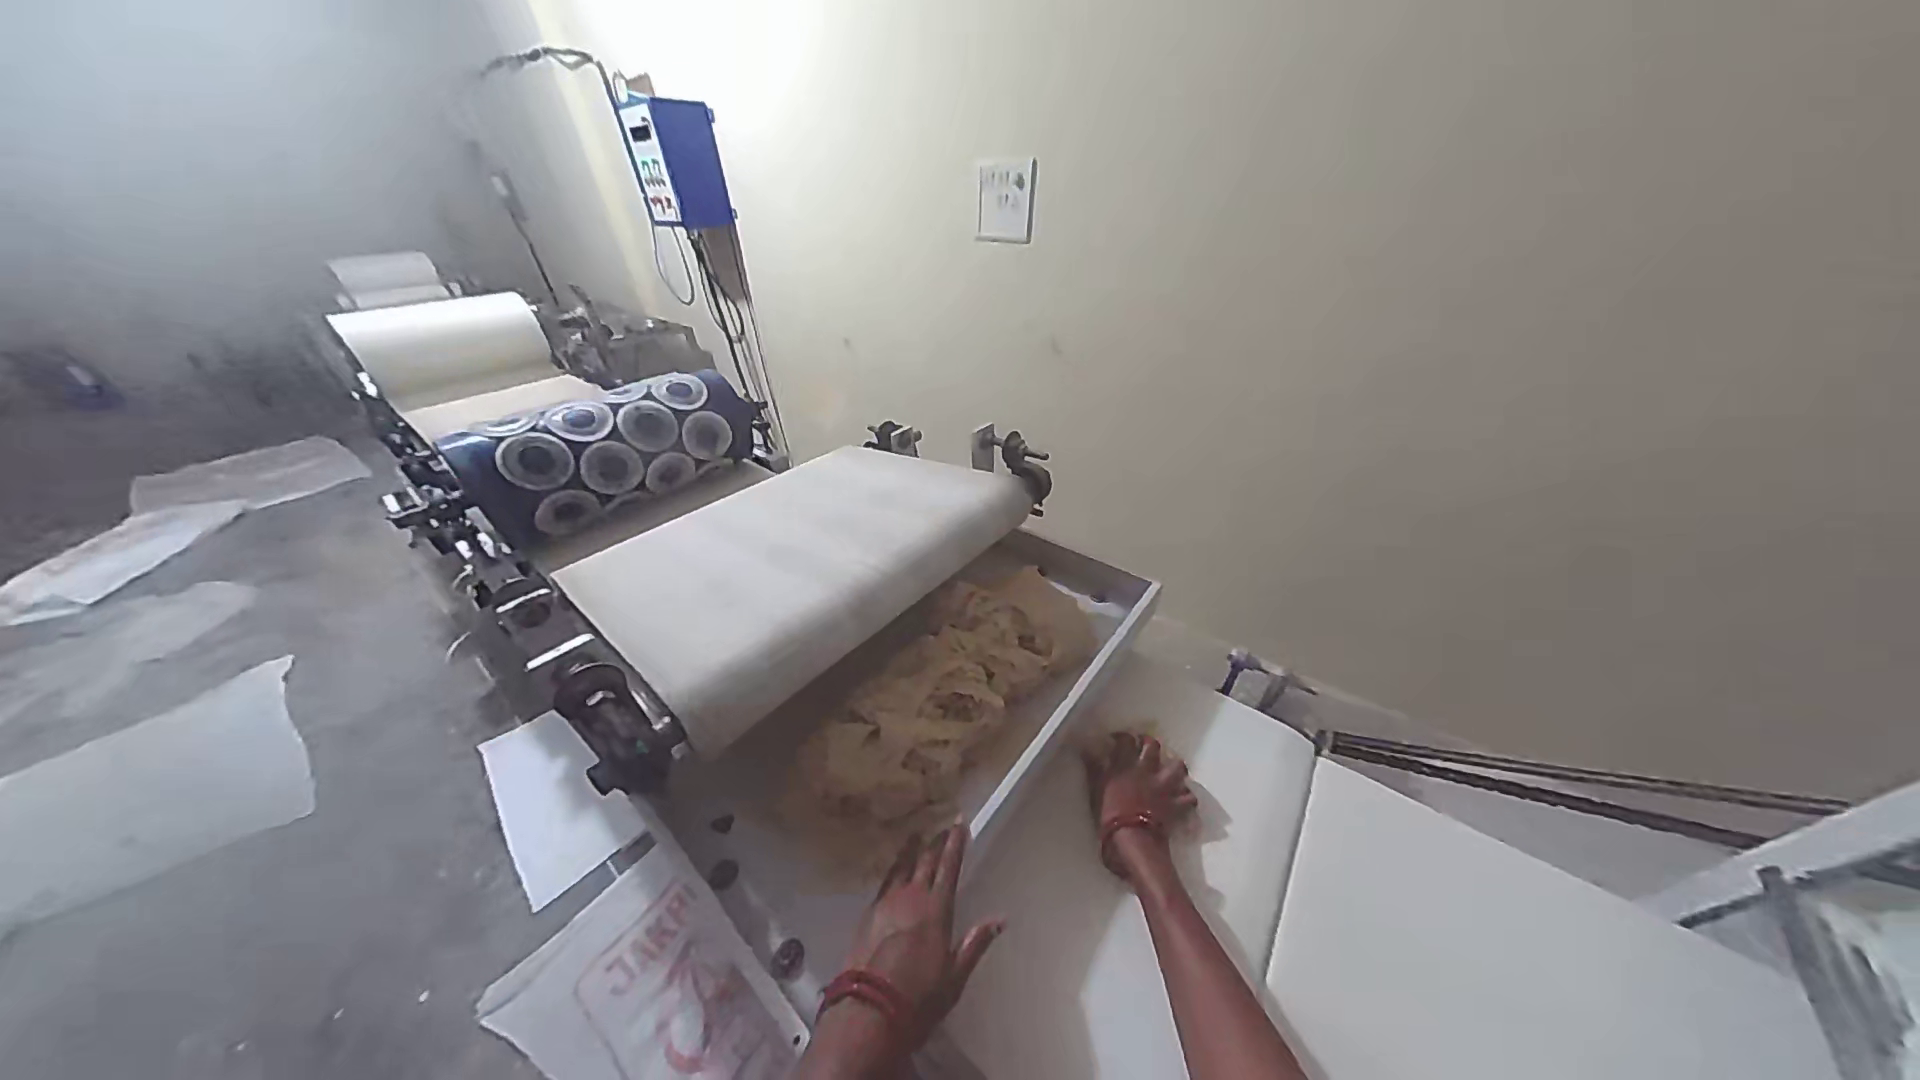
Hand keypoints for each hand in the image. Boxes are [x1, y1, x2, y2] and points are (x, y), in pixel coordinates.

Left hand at [837, 823, 1003, 1044]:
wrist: (869, 1012)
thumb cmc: (918, 999)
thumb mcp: (954, 977)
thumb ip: (975, 944)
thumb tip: (1000, 919)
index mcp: (936, 910)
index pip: (949, 867)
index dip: (955, 844)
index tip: (958, 823)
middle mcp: (911, 897)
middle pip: (925, 861)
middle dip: (935, 843)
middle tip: (942, 828)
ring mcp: (886, 903)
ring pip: (901, 866)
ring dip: (911, 850)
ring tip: (915, 836)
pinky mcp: (868, 914)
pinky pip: (884, 882)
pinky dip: (893, 870)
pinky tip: (893, 870)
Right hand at [1083, 732, 1197, 882]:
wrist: (1132, 840)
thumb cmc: (1108, 815)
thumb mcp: (1095, 788)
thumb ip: (1094, 767)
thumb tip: (1086, 748)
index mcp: (1125, 764)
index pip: (1125, 740)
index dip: (1122, 737)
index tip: (1117, 739)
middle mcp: (1147, 769)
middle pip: (1153, 746)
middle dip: (1149, 743)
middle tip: (1145, 746)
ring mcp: (1165, 785)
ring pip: (1177, 766)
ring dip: (1174, 766)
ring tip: (1169, 769)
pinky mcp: (1177, 803)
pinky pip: (1189, 797)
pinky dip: (1187, 796)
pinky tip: (1182, 797)